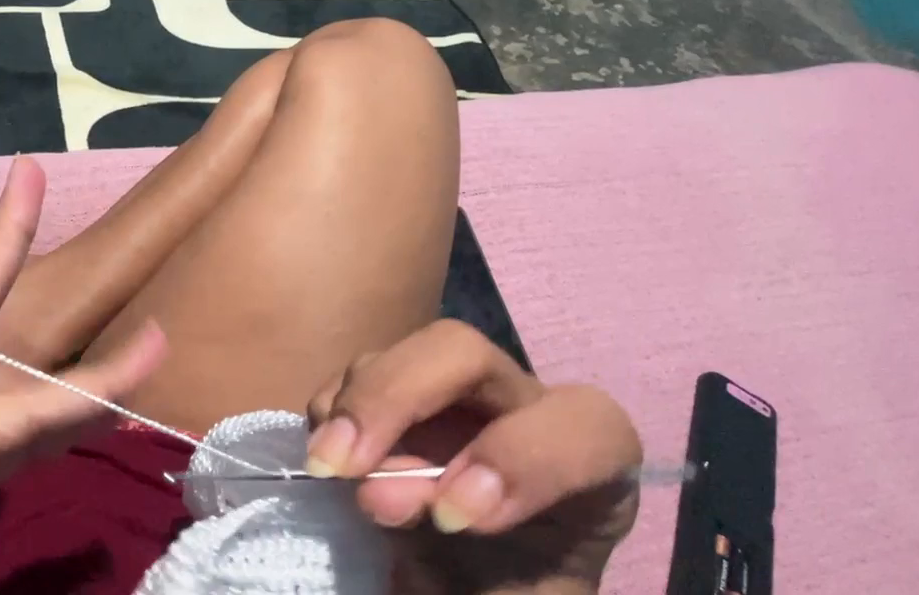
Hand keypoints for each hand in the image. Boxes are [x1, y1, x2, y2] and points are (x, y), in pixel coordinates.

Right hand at [305, 320, 640, 594]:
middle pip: (464, 353)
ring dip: (355, 408)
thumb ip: (471, 566)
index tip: (452, 520)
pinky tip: (326, 457)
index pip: (582, 427)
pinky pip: (353, 375)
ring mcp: (449, 392)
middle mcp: (519, 406)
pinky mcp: (393, 394)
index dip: (521, 460)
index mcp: (591, 463)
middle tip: (348, 466)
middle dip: (398, 397)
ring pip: (396, 356)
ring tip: (329, 471)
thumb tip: (381, 496)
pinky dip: (330, 409)